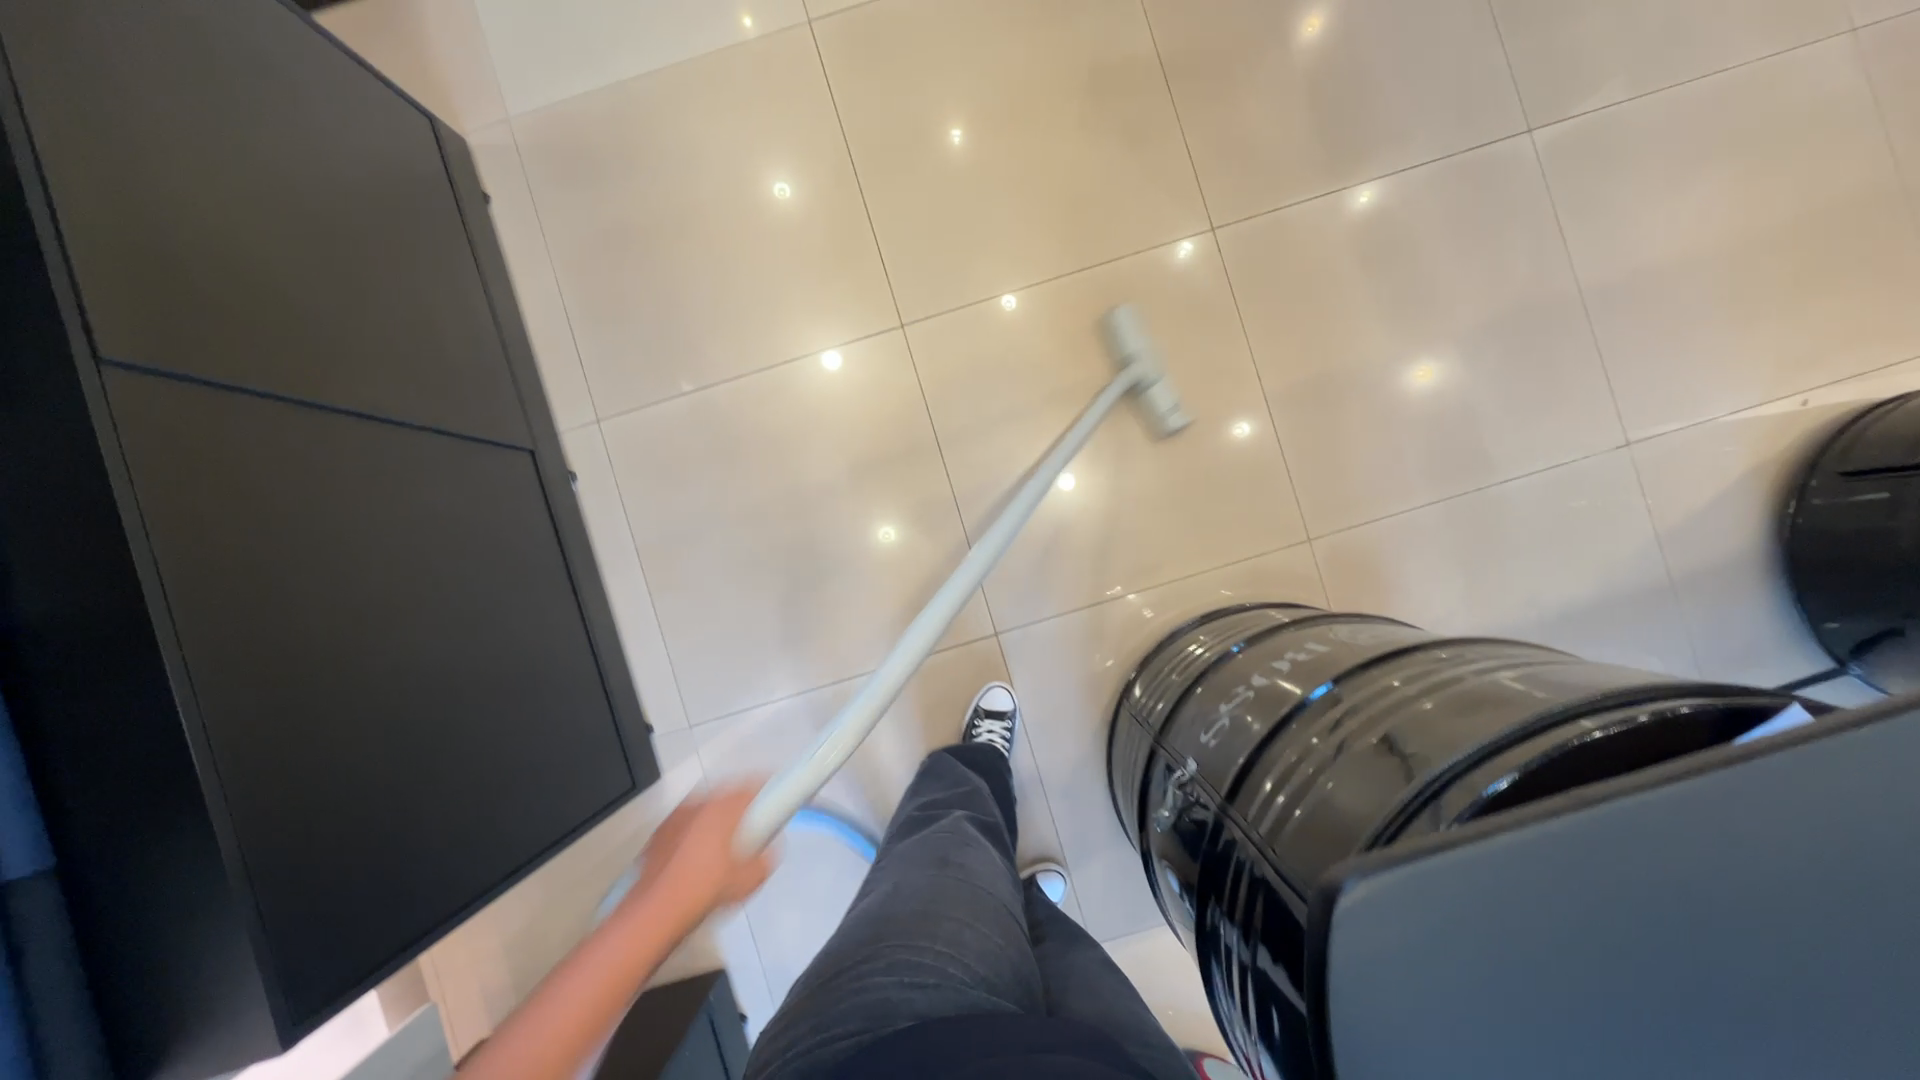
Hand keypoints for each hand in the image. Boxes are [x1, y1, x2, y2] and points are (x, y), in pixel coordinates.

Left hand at [628, 784, 775, 930]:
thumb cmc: (706, 890)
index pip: (752, 783)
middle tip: (750, 825)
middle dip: (740, 805)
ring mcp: (675, 818)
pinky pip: (684, 824)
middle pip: (726, 793)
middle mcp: (698, 804)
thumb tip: (766, 851)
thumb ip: (766, 858)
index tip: (775, 799)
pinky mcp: (658, 834)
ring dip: (715, 818)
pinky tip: (696, 858)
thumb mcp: (751, 879)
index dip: (767, 788)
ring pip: (703, 808)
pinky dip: (693, 832)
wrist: (657, 912)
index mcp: (724, 808)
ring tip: (722, 844)